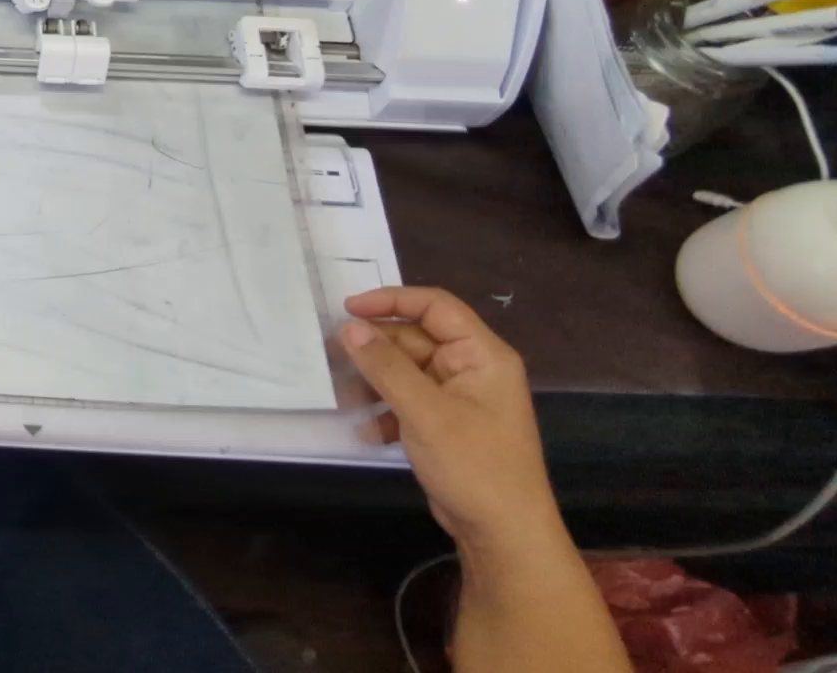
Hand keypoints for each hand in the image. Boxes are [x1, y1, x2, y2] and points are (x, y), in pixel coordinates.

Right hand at [339, 287, 563, 555]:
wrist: (503, 535)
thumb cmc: (474, 466)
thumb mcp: (425, 412)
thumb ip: (385, 366)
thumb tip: (348, 328)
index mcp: (482, 356)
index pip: (435, 306)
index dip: (390, 300)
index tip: (347, 309)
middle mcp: (471, 369)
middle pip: (413, 338)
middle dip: (374, 348)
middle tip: (332, 356)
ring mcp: (457, 397)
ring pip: (403, 369)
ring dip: (373, 380)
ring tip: (345, 397)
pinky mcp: (443, 422)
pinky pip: (404, 398)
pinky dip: (383, 410)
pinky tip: (367, 430)